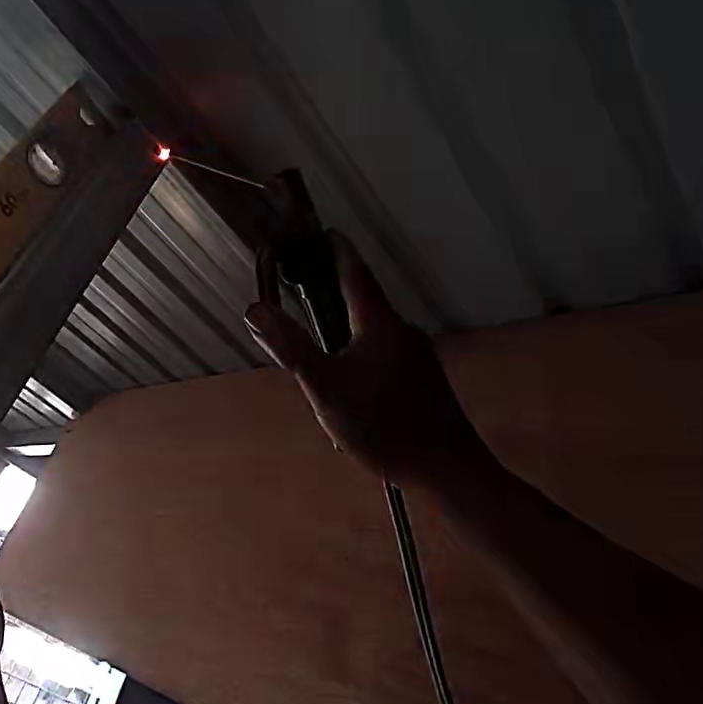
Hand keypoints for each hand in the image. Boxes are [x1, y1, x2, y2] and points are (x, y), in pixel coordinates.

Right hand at [244, 233, 497, 491]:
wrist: (448, 470)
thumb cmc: (383, 426)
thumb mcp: (324, 387)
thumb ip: (290, 347)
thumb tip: (255, 310)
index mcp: (379, 325)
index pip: (355, 273)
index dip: (337, 250)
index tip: (323, 233)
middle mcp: (402, 331)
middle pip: (363, 301)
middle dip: (334, 293)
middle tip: (304, 292)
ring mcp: (417, 355)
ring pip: (373, 330)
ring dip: (345, 328)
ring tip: (319, 347)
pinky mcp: (423, 378)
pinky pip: (384, 351)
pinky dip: (360, 350)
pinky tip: (349, 381)